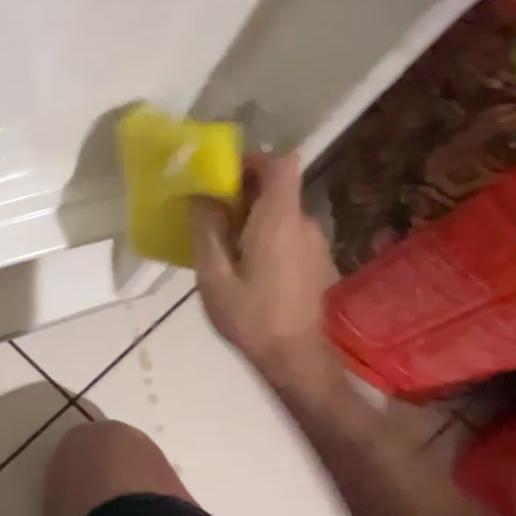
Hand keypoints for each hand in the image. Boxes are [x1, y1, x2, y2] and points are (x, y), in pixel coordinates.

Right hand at [191, 152, 340, 396]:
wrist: (293, 356)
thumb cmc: (249, 316)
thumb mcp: (214, 276)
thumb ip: (208, 231)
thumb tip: (200, 196)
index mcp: (279, 221)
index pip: (281, 164)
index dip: (254, 159)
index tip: (223, 172)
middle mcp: (303, 223)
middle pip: (279, 187)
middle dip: (244, 190)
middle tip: (209, 210)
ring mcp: (313, 241)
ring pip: (281, 212)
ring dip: (252, 216)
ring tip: (221, 241)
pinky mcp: (315, 259)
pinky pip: (286, 232)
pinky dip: (264, 234)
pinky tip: (243, 263)